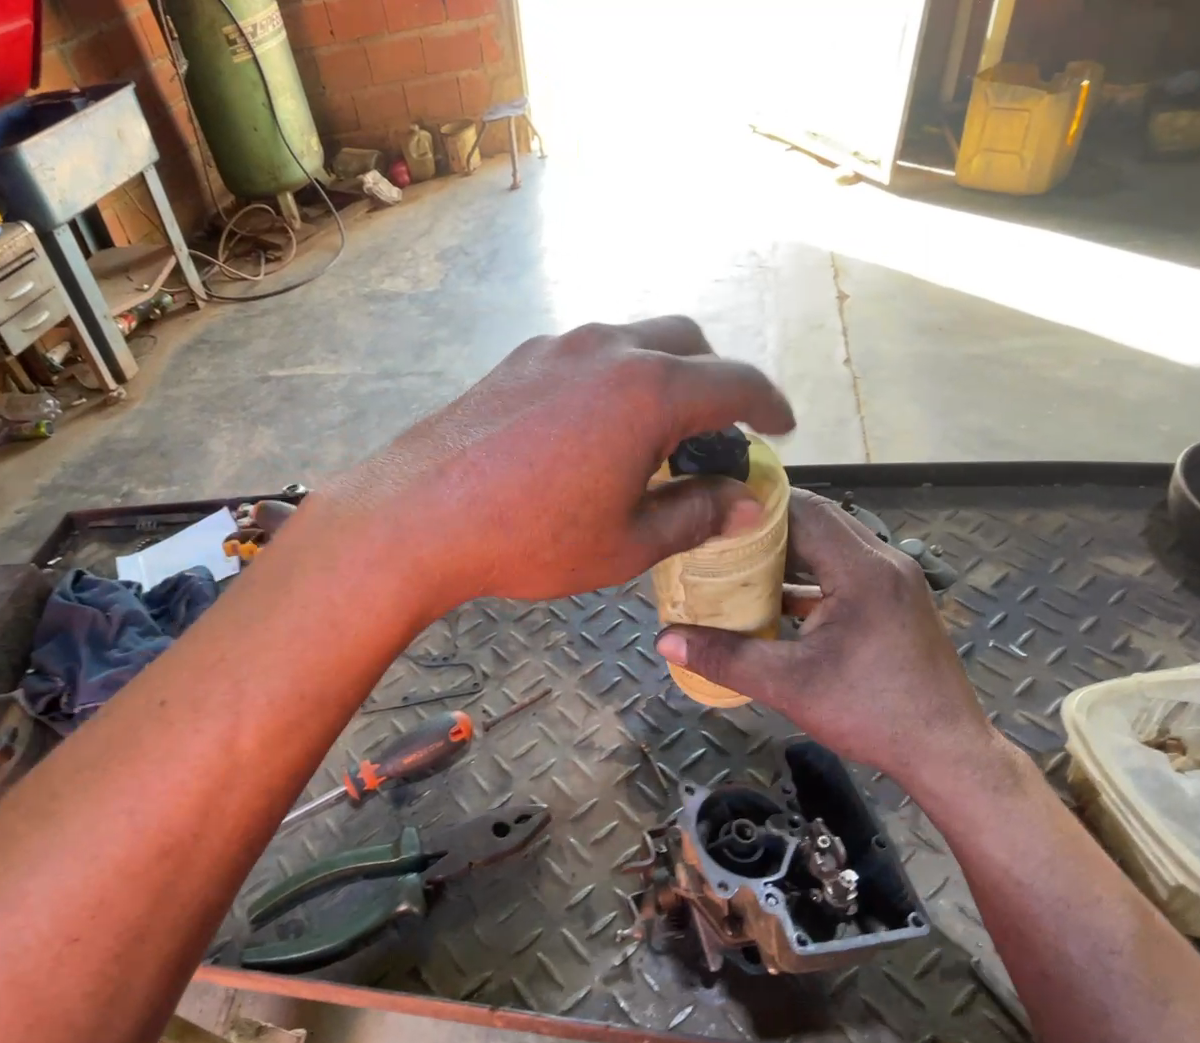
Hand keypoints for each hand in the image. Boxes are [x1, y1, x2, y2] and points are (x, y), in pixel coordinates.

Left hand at [317, 317, 794, 605]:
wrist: (419, 516)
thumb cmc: (527, 538)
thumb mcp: (625, 542)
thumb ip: (695, 515)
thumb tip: (745, 502)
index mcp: (649, 390)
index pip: (736, 383)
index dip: (769, 406)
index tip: (780, 427)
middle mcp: (606, 351)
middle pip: (687, 344)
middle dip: (715, 381)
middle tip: (716, 431)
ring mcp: (555, 349)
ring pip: (630, 342)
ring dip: (659, 374)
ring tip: (652, 431)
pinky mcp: (516, 362)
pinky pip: (583, 356)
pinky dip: (610, 378)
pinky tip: (591, 428)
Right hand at [656, 490, 998, 787]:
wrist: (947, 753)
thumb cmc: (873, 714)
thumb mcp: (789, 685)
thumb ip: (725, 656)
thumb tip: (664, 640)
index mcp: (864, 570)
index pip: (804, 510)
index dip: (754, 506)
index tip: (710, 510)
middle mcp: (884, 562)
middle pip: (816, 521)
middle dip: (762, 528)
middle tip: (711, 537)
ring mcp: (893, 581)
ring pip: (828, 545)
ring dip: (784, 552)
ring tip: (731, 563)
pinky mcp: (893, 601)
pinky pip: (840, 570)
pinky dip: (805, 575)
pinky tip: (769, 598)